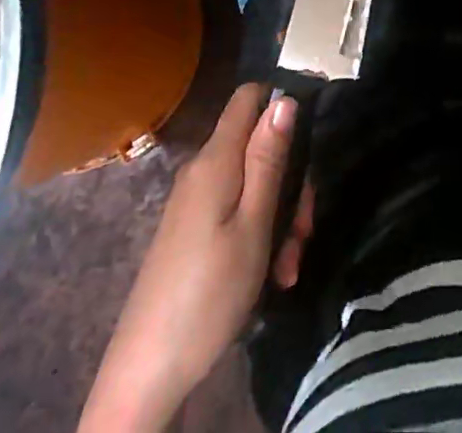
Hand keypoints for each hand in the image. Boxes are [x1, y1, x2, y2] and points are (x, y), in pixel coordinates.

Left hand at [78, 84, 295, 432]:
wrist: (151, 362)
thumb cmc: (211, 290)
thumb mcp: (253, 225)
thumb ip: (268, 160)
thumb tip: (284, 99)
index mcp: (216, 160)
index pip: (247, 99)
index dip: (281, 106)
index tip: (310, 143)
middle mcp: (203, 170)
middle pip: (258, 148)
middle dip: (291, 185)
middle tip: (302, 234)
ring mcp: (197, 199)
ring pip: (254, 186)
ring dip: (281, 220)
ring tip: (287, 269)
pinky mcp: (195, 227)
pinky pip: (238, 212)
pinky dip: (260, 236)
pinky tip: (271, 276)